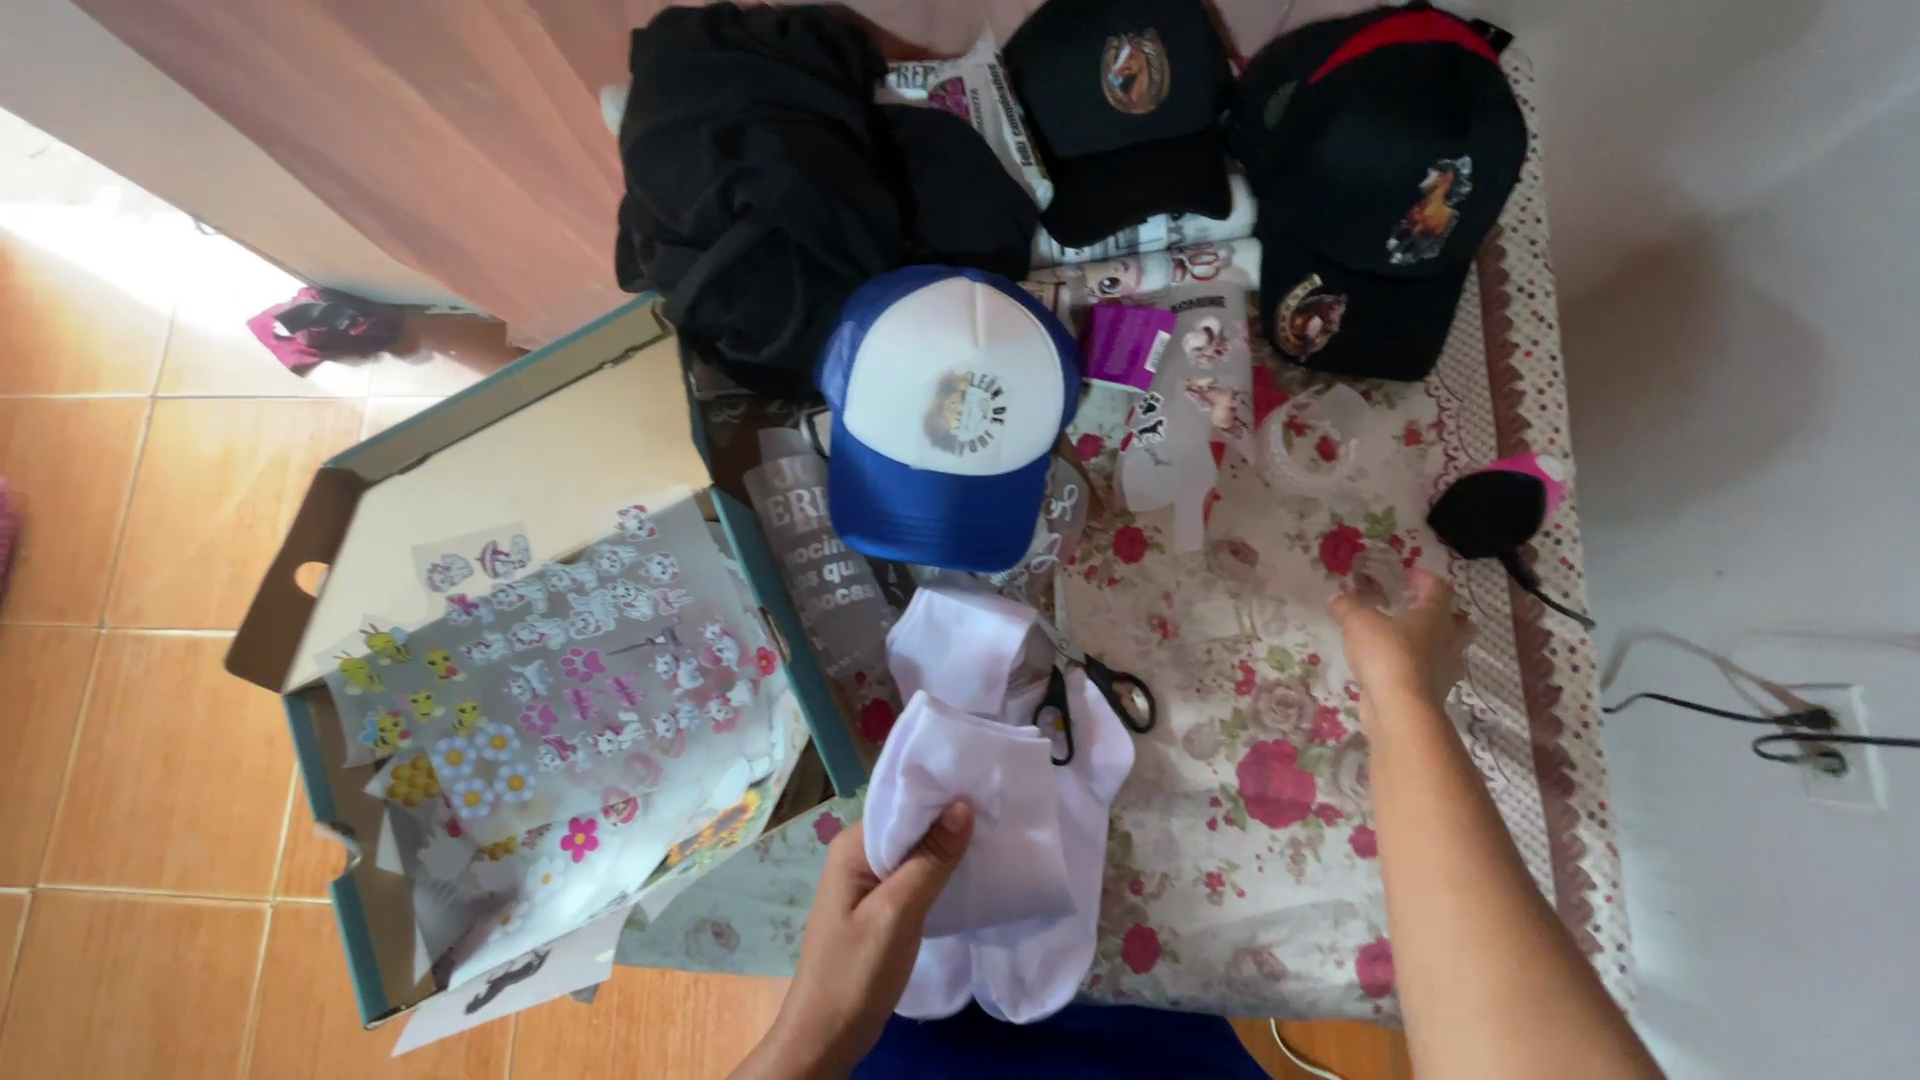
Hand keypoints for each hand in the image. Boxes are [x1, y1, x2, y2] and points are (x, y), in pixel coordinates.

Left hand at [733, 802, 973, 1079]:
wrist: (826, 1038)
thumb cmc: (856, 972)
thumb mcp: (897, 914)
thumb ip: (930, 860)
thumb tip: (963, 805)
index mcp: (852, 846)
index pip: (900, 803)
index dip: (939, 793)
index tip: (982, 786)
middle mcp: (857, 854)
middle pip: (908, 823)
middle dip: (947, 817)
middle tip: (995, 809)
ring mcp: (867, 881)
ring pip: (913, 850)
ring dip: (945, 845)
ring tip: (990, 833)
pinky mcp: (879, 905)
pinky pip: (912, 874)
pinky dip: (937, 870)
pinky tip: (966, 870)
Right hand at [1329, 567, 1471, 731]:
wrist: (1400, 707)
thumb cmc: (1386, 654)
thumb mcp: (1357, 622)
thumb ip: (1348, 605)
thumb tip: (1337, 596)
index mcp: (1436, 615)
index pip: (1440, 588)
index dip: (1425, 579)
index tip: (1407, 576)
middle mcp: (1449, 639)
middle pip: (1460, 621)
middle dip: (1444, 614)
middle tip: (1419, 612)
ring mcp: (1447, 668)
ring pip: (1449, 649)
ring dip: (1434, 643)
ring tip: (1405, 643)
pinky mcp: (1436, 692)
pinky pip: (1433, 672)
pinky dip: (1419, 668)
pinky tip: (1396, 668)